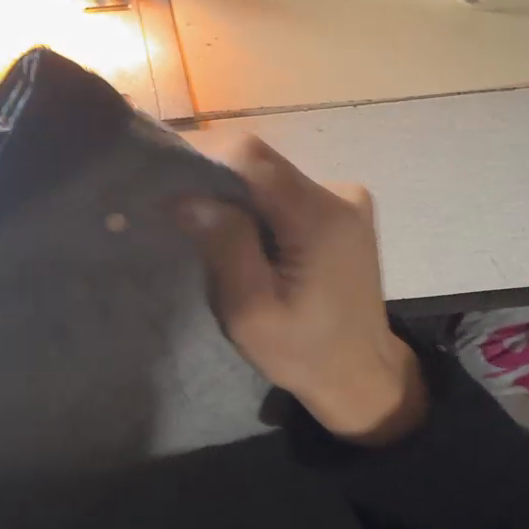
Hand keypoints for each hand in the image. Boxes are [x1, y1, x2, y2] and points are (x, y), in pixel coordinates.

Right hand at [174, 136, 425, 445]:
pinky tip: (251, 247)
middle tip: (183, 224)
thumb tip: (189, 196)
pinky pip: (287, 194)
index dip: (202, 162)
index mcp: (319, 217)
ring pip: (270, 179)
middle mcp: (340, 194)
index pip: (249, 156)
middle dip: (216, 187)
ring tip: (216, 242)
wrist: (359, 372)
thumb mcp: (249, 310)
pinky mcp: (345, 212)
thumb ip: (224, 246)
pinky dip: (259, 212)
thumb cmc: (300, 350)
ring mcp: (347, 200)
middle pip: (260, 165)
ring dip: (237, 203)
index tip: (168, 190)